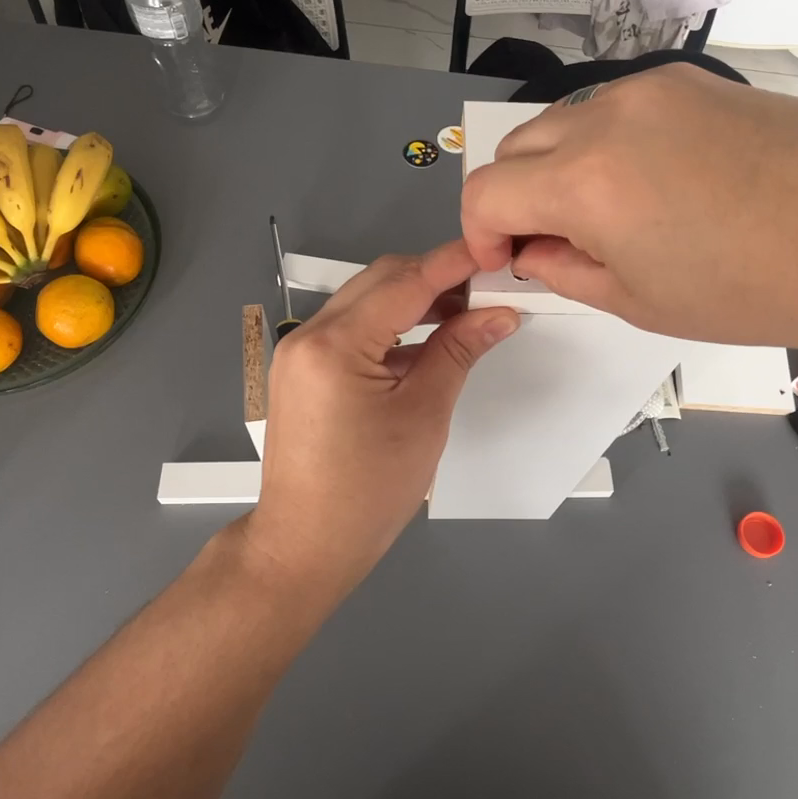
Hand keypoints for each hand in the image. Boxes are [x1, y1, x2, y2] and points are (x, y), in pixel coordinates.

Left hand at [245, 242, 519, 594]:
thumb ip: (458, 352)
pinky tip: (427, 342)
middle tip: (486, 289)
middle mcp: (308, 335)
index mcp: (334, 344)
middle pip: (379, 281)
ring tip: (465, 314)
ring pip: (365, 302)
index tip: (494, 253)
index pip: (403, 282)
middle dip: (434, 278)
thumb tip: (498, 314)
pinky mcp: (302, 371)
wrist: (305, 545)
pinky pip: (351, 330)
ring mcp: (299, 352)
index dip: (452, 263)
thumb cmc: (368, 491)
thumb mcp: (424, 416)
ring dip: (413, 301)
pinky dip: (390, 328)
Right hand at [460, 62, 797, 348]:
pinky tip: (658, 184)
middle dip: (514, 199)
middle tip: (552, 244)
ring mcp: (652, 90)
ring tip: (609, 216)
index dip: (479, 234)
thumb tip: (532, 252)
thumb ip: (565, 272)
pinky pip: (617, 110)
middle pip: (515, 147)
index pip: (485, 192)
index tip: (504, 262)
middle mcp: (605, 117)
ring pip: (564, 122)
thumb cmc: (758, 289)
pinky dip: (606, 146)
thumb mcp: (642, 301)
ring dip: (557, 169)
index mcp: (584, 180)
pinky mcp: (694, 81)